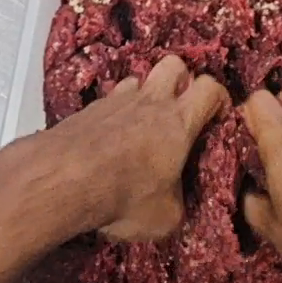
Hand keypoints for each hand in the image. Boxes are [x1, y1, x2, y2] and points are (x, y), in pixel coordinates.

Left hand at [34, 54, 228, 241]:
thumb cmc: (124, 196)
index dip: (218, 98)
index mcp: (179, 121)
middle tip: (178, 108)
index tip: (216, 118)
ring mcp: (117, 100)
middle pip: (174, 64)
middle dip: (181, 80)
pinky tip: (108, 139)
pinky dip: (115, 113)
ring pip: (139, 79)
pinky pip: (110, 99)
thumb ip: (178, 204)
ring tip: (140, 124)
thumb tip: (176, 205)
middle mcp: (151, 101)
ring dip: (144, 95)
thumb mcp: (164, 218)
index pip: (210, 88)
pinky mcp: (89, 108)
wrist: (63, 178)